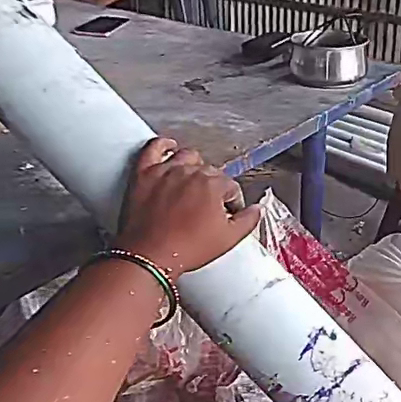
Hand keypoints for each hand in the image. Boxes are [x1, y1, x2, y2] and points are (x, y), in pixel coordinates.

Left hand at [115, 137, 263, 276]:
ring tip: (193, 179)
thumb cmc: (187, 248)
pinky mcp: (144, 173)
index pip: (230, 186)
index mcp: (213, 185)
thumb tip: (256, 209)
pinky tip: (169, 147)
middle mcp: (191, 172)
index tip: (226, 213)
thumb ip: (247, 220)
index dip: (231, 201)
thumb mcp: (228, 240)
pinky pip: (154, 147)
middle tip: (207, 205)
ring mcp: (166, 170)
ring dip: (193, 166)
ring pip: (186, 156)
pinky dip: (163, 144)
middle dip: (212, 187)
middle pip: (209, 171)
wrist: (150, 256)